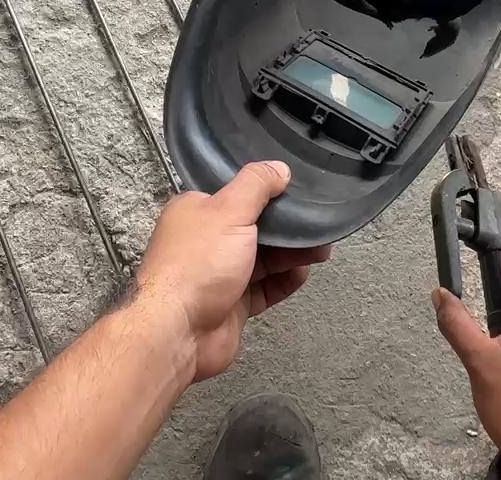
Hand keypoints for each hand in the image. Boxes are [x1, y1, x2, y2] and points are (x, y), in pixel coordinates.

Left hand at [133, 161, 331, 381]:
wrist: (179, 332)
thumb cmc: (198, 262)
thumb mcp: (229, 211)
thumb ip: (256, 185)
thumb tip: (279, 168)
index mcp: (197, 210)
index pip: (235, 193)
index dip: (265, 190)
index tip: (295, 188)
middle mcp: (207, 240)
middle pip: (254, 226)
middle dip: (287, 225)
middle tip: (318, 221)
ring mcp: (220, 273)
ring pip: (264, 257)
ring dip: (292, 252)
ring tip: (322, 248)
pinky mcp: (233, 303)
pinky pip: (265, 287)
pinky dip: (285, 279)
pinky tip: (304, 271)